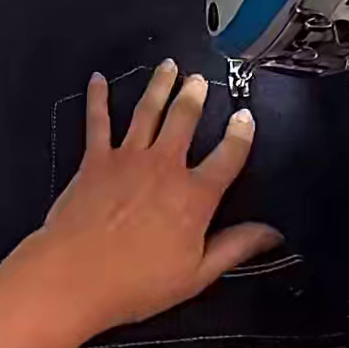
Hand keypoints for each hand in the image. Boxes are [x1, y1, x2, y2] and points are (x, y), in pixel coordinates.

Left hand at [1, 60, 281, 335]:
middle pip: (185, 119)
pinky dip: (97, 98)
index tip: (247, 116)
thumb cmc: (139, 282)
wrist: (75, 276)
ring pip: (148, 110)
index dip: (241, 135)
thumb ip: (236, 247)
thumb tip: (273, 232)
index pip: (228, 157)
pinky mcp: (95, 158)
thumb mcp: (197, 274)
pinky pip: (98, 121)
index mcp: (194, 194)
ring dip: (160, 85)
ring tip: (169, 65)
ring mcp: (128, 156)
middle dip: (195, 95)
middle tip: (200, 78)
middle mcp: (165, 165)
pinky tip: (97, 79)